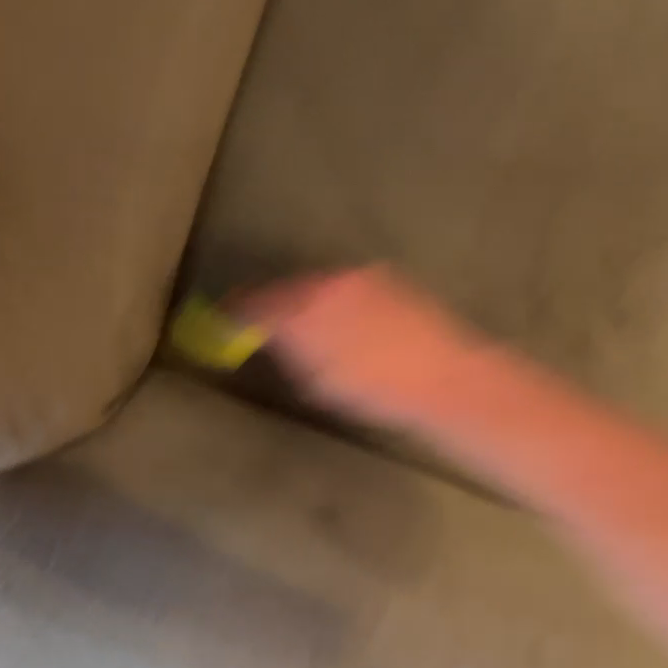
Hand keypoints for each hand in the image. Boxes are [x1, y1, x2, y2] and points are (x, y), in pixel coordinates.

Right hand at [239, 265, 486, 425]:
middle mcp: (330, 281)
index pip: (256, 305)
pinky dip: (338, 301)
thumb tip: (271, 340)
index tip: (223, 321)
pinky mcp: (388, 279)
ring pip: (319, 286)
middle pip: (288, 290)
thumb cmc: (379, 391)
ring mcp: (361, 276)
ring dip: (308, 303)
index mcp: (306, 309)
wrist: (445, 377)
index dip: (235, 314)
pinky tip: (347, 325)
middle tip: (263, 326)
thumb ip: (290, 354)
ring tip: (308, 328)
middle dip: (274, 307)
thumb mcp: (320, 383)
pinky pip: (347, 287)